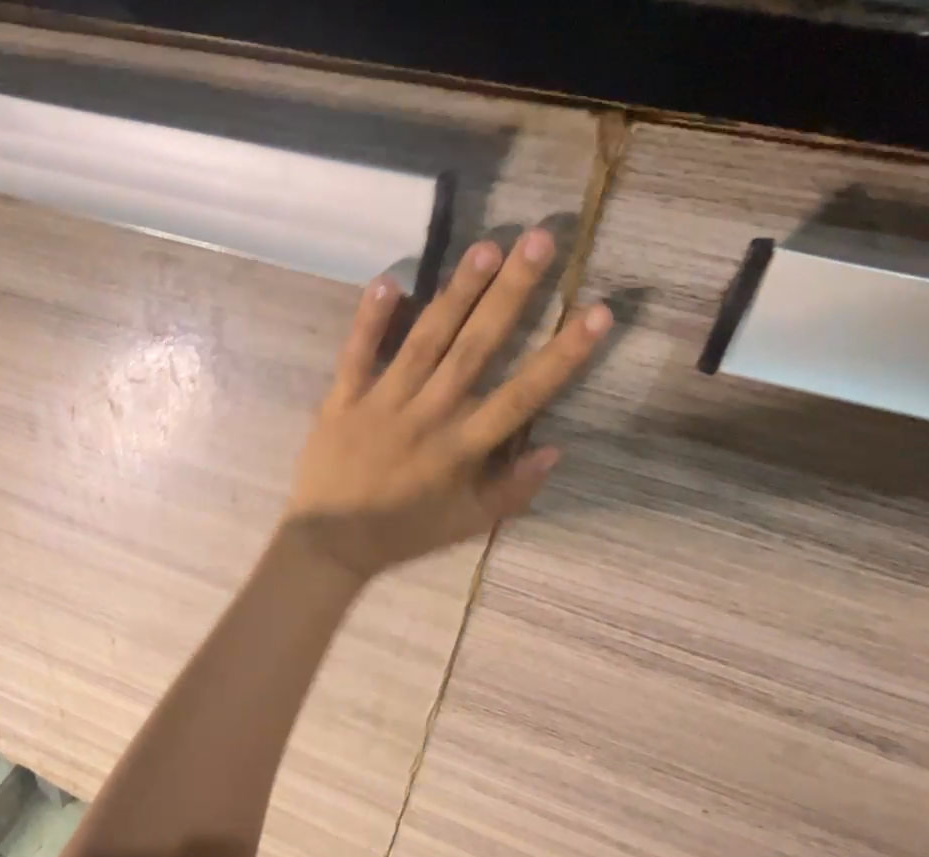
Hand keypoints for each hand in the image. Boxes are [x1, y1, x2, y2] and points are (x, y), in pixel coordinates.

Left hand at [282, 228, 612, 579]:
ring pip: (424, 340)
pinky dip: (370, 318)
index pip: (523, 394)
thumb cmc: (405, 532)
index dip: (563, 354)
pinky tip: (390, 279)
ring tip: (485, 247)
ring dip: (455, 292)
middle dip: (510, 293)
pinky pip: (356, 353)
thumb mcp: (468, 523)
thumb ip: (513, 489)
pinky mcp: (343, 399)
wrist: (330, 542)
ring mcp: (382, 403)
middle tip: (538, 240)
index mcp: (462, 447)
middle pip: (475, 348)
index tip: (598, 311)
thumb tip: (555, 449)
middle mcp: (427, 415)